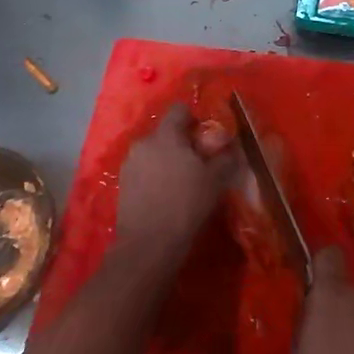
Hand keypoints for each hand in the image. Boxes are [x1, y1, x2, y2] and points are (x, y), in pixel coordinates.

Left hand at [114, 105, 237, 261]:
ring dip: (168, 160)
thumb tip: (231, 148)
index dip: (195, 119)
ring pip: (154, 152)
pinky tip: (167, 196)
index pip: (179, 109)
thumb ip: (224, 158)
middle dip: (182, 143)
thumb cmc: (185, 204)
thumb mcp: (215, 180)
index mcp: (165, 135)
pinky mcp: (123, 184)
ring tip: (183, 182)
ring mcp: (130, 164)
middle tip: (199, 163)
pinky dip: (156, 176)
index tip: (207, 138)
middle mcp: (143, 143)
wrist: (148, 244)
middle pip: (166, 132)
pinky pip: (144, 169)